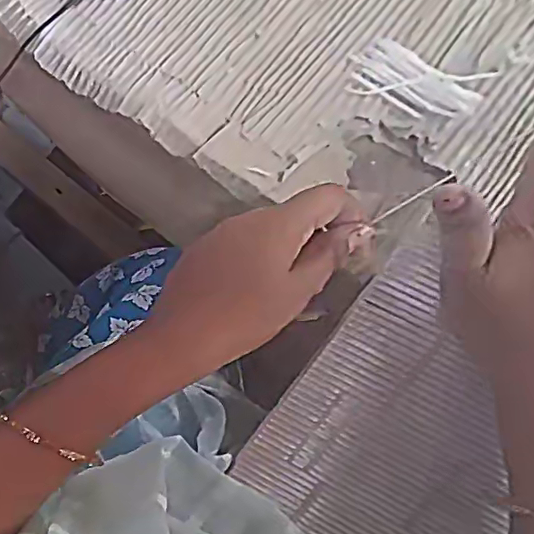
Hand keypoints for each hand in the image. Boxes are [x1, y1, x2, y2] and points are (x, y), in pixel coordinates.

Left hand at [137, 185, 365, 377]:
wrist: (179, 339)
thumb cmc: (243, 318)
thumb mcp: (297, 291)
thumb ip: (329, 255)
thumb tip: (354, 230)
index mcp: (275, 222)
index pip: (328, 194)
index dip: (351, 215)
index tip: (353, 247)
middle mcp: (244, 219)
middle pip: (294, 214)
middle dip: (315, 237)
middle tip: (319, 279)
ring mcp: (217, 234)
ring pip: (264, 232)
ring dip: (284, 251)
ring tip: (283, 291)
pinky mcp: (198, 252)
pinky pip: (237, 246)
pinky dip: (253, 260)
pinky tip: (248, 293)